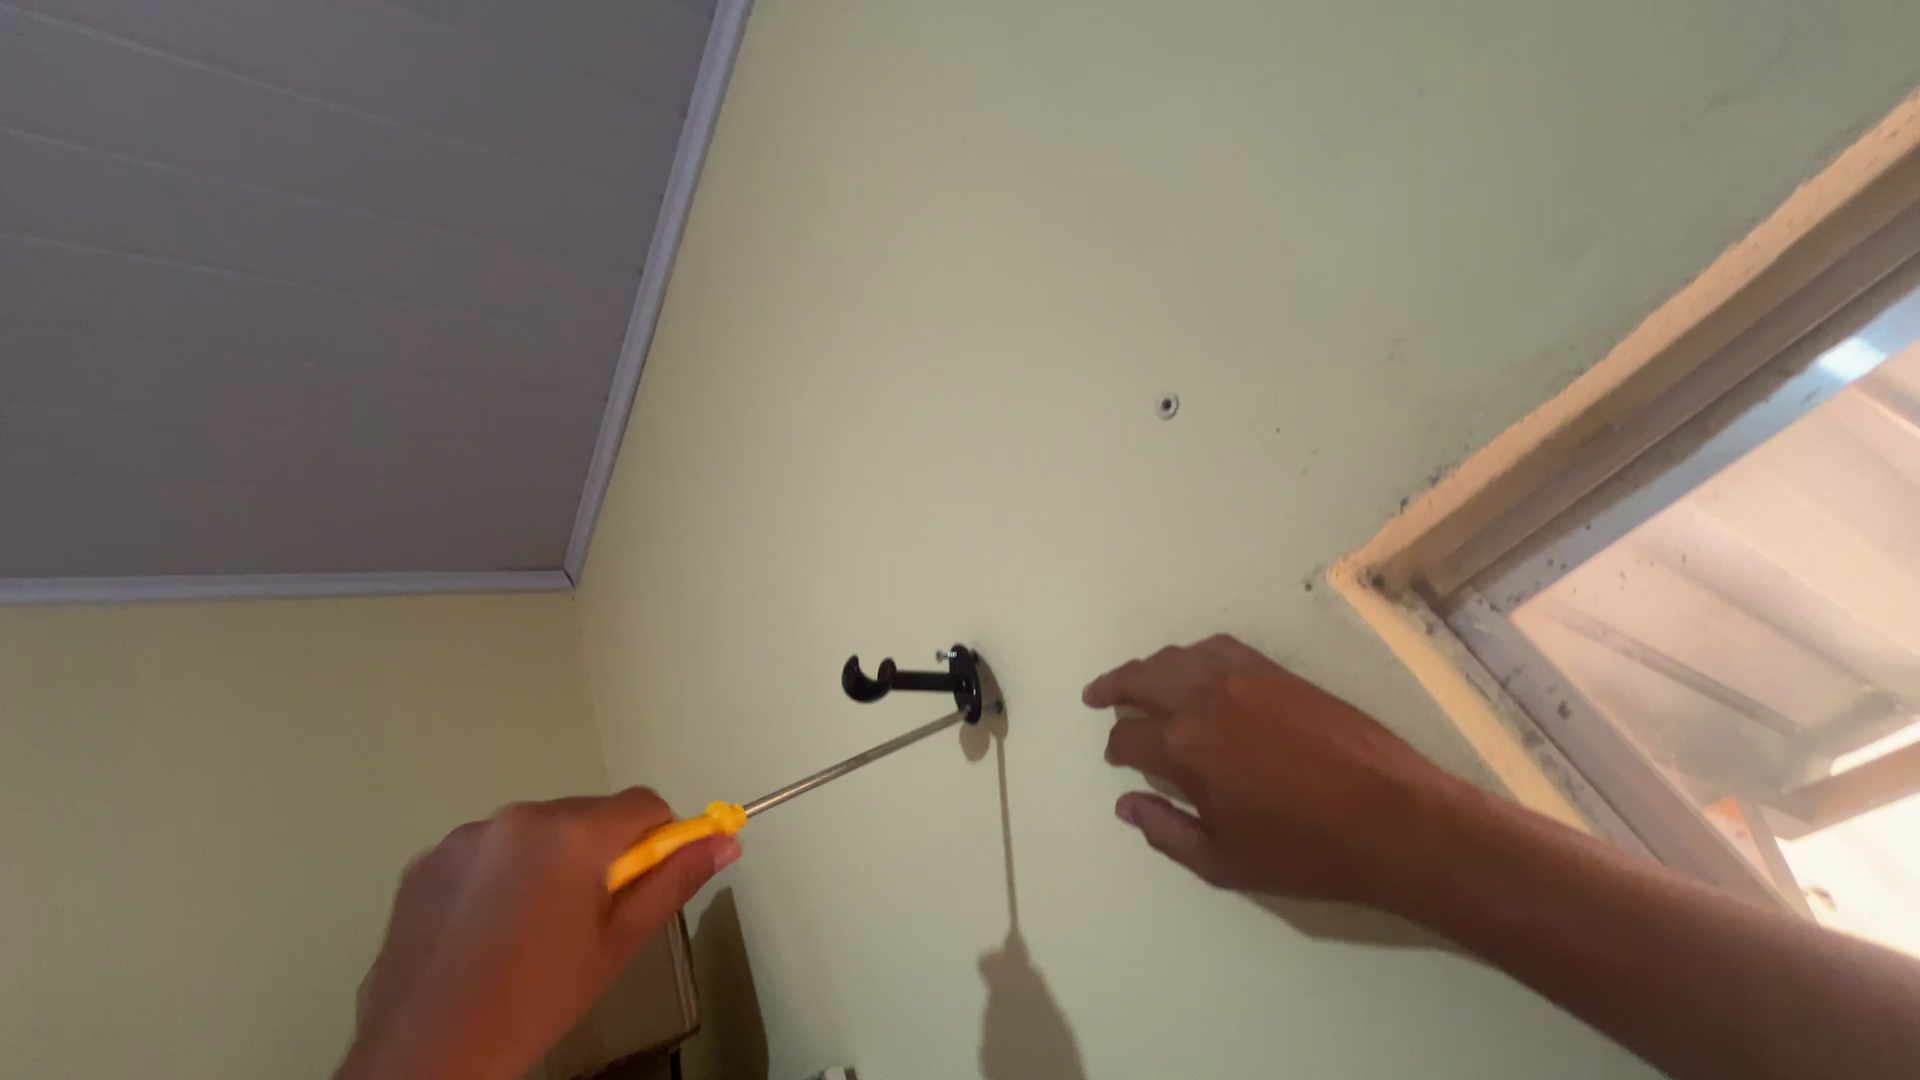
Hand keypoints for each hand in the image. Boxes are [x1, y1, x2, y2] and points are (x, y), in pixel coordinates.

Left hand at [336, 788, 739, 1079]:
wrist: (421, 1059)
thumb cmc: (536, 1002)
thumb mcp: (617, 945)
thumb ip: (674, 882)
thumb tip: (727, 841)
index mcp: (574, 834)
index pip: (645, 803)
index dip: (658, 838)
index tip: (643, 884)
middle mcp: (521, 816)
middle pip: (590, 814)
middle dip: (601, 851)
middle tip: (587, 916)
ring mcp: (468, 835)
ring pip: (539, 829)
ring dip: (550, 859)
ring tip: (531, 927)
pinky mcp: (428, 859)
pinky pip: (490, 848)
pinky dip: (502, 872)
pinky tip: (486, 928)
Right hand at [1084, 634, 1475, 909]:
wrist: (1395, 821)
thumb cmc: (1304, 851)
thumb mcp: (1223, 861)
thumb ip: (1165, 830)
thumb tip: (1127, 803)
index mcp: (1184, 746)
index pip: (1129, 737)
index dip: (1118, 750)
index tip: (1120, 761)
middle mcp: (1204, 699)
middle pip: (1140, 679)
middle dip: (1113, 689)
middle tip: (1097, 696)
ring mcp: (1242, 678)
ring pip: (1176, 658)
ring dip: (1148, 668)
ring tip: (1136, 680)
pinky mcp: (1275, 671)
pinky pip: (1219, 647)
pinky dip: (1194, 654)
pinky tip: (1193, 668)